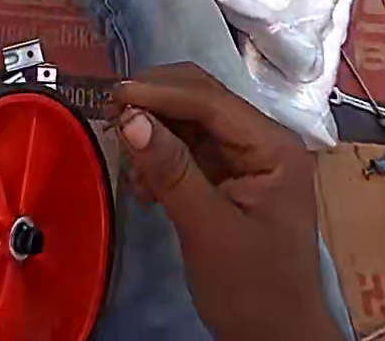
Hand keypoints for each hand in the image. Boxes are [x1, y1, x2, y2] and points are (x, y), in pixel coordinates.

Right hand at [113, 63, 344, 340]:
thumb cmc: (255, 291)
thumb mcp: (210, 231)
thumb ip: (171, 170)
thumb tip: (129, 117)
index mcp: (272, 146)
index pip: (209, 99)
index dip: (159, 92)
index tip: (114, 98)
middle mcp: (259, 137)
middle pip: (196, 94)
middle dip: (152, 102)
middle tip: (112, 117)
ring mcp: (241, 151)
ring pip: (183, 112)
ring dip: (150, 127)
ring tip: (130, 162)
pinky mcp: (222, 167)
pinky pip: (180, 138)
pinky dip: (156, 149)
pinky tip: (143, 181)